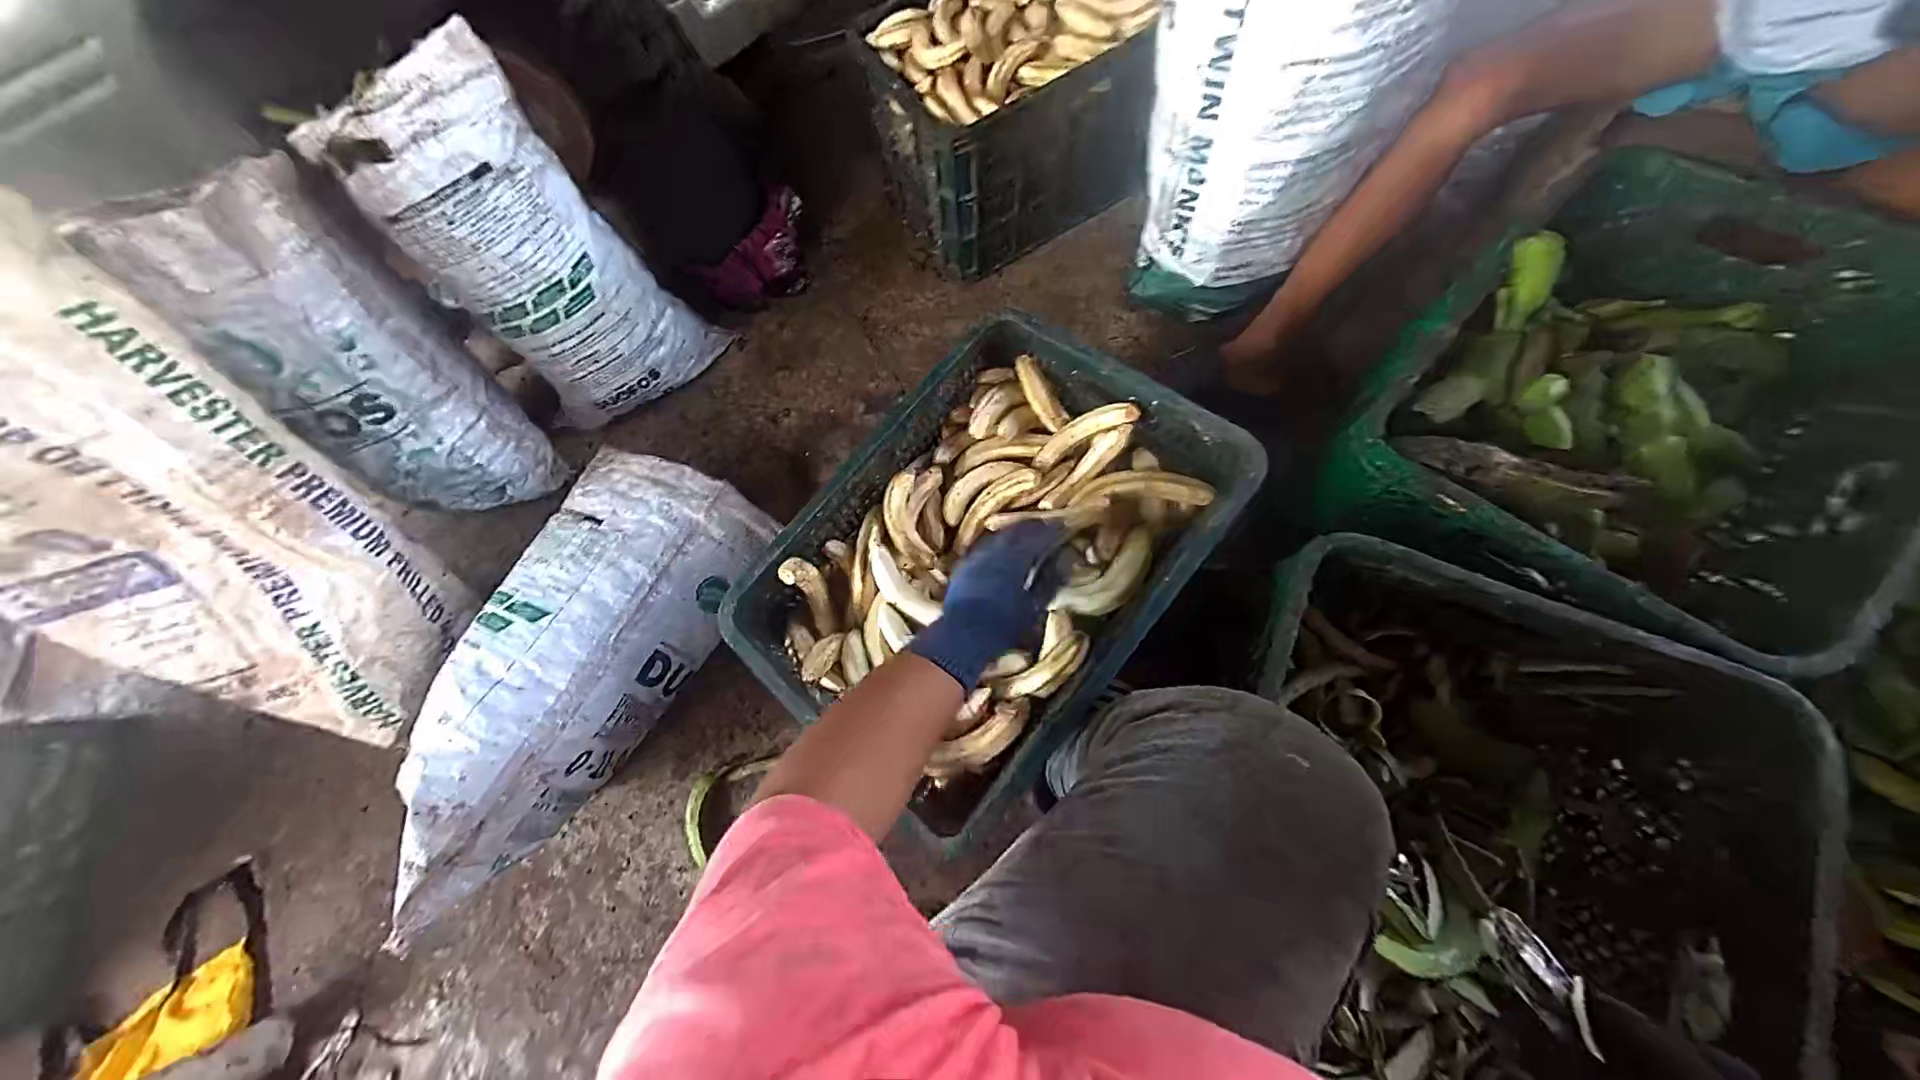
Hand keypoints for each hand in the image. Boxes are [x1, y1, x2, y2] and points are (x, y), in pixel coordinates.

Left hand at [907, 521, 1065, 689]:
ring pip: (999, 536)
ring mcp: (976, 556)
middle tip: (1046, 528)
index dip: (1052, 529)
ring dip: (1014, 533)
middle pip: (1017, 530)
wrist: (964, 636)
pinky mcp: (963, 565)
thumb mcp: (1034, 605)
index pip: (1038, 534)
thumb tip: (1063, 562)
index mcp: (1016, 557)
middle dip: (1033, 527)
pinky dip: (997, 544)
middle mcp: (995, 550)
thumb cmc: (1004, 625)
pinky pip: (984, 546)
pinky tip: (1002, 552)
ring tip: (1026, 537)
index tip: (1063, 527)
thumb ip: (1050, 580)